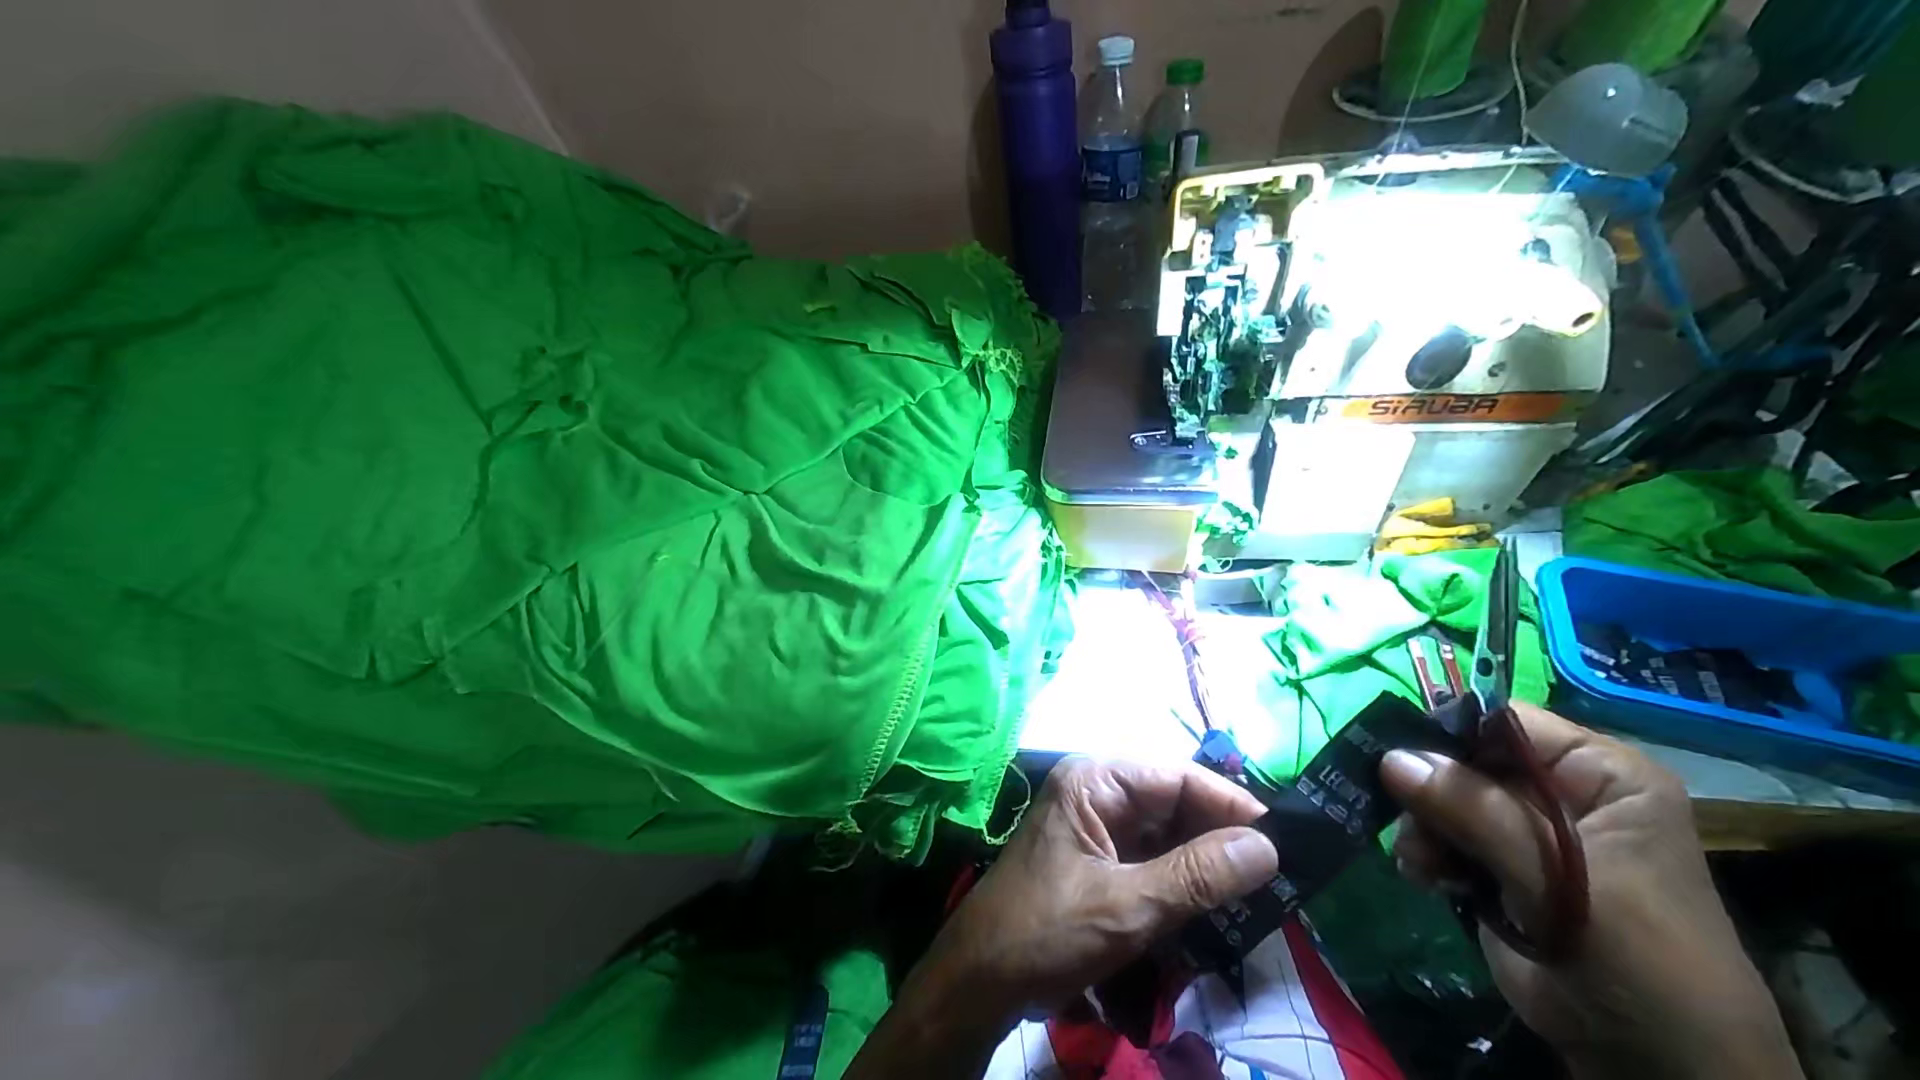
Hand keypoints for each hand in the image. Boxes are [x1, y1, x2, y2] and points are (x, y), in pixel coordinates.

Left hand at [844, 757, 1278, 1078]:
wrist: (979, 980)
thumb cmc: (1044, 931)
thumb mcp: (1126, 907)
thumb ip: (1196, 877)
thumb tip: (1267, 847)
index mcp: (1094, 782)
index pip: (1178, 778)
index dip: (1231, 806)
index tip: (1284, 842)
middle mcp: (1097, 794)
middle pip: (1176, 806)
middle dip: (1221, 842)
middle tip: (1278, 882)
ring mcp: (1097, 828)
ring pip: (1169, 837)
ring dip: (1205, 869)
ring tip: (1256, 902)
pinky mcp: (1099, 862)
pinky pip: (1153, 863)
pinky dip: (1182, 887)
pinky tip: (1212, 916)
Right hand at [1382, 702, 1802, 1079]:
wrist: (1653, 1064)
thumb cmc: (1635, 957)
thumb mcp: (1560, 878)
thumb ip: (1475, 811)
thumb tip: (1390, 757)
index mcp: (1600, 775)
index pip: (1508, 723)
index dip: (1451, 733)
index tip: (1400, 758)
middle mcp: (1561, 792)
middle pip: (1466, 759)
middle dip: (1429, 790)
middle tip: (1408, 823)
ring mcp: (1527, 830)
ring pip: (1443, 797)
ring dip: (1422, 827)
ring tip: (1420, 863)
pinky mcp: (1498, 865)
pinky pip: (1441, 835)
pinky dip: (1425, 853)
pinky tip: (1425, 878)